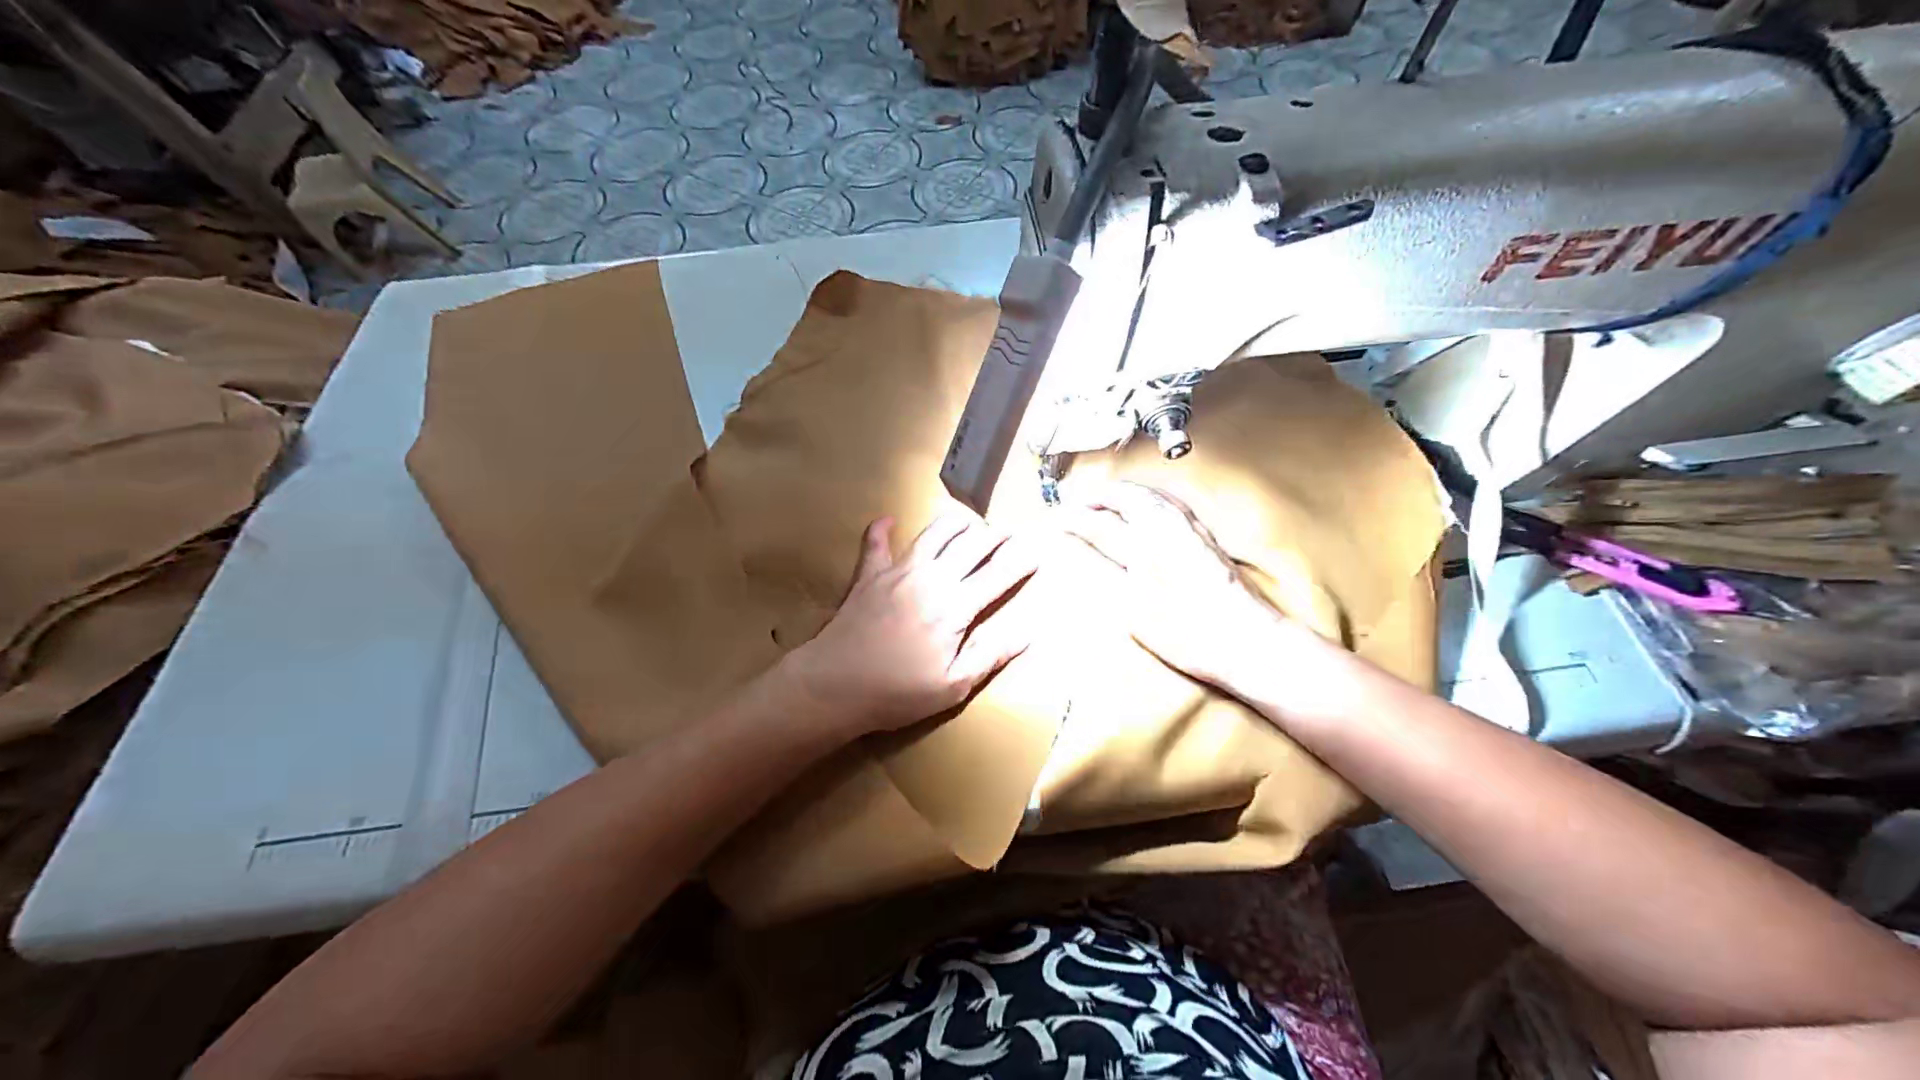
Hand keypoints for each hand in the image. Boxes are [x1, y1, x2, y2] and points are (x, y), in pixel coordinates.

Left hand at [782, 513, 1038, 736]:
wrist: (834, 684)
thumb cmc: (897, 692)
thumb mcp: (953, 685)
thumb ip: (989, 654)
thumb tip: (1027, 633)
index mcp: (956, 607)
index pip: (998, 574)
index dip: (1021, 560)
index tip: (1037, 549)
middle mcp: (931, 578)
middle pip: (970, 545)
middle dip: (994, 536)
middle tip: (1008, 531)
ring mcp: (897, 572)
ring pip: (932, 534)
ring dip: (954, 524)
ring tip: (967, 521)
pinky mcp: (868, 575)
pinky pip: (876, 544)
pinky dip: (882, 530)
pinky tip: (887, 520)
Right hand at [1058, 481, 1301, 690]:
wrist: (1248, 642)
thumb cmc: (1192, 633)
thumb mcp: (1132, 610)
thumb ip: (1105, 575)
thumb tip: (1080, 554)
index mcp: (1145, 545)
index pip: (1100, 525)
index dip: (1076, 521)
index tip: (1059, 520)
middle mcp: (1169, 530)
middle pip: (1128, 500)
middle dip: (1099, 498)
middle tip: (1079, 502)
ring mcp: (1191, 533)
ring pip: (1152, 499)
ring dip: (1126, 494)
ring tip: (1109, 499)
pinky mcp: (1207, 542)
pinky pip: (1171, 506)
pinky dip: (1150, 501)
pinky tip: (1151, 510)